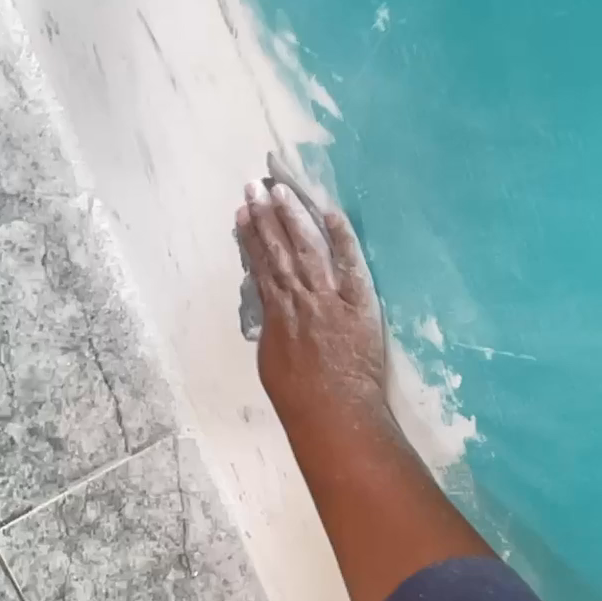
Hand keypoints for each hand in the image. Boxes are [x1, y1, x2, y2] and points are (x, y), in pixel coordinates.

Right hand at [238, 181, 389, 424]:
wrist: (334, 413)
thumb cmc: (298, 397)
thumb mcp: (270, 361)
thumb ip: (270, 327)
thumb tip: (269, 307)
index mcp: (276, 315)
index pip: (260, 267)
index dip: (251, 238)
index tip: (242, 213)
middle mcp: (300, 299)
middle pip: (280, 250)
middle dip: (266, 217)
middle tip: (253, 187)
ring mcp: (331, 298)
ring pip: (309, 249)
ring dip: (294, 218)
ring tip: (280, 191)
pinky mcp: (360, 303)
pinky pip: (350, 264)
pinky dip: (341, 237)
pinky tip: (329, 212)